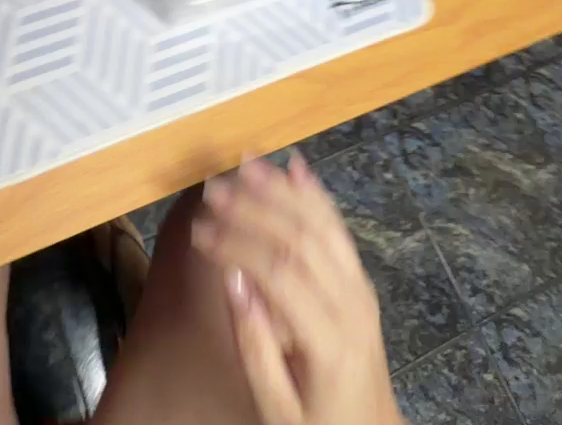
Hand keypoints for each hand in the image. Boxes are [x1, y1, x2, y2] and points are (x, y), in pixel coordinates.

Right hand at [191, 155, 403, 424]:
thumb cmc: (317, 422)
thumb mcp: (277, 406)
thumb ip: (254, 344)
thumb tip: (232, 276)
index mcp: (329, 339)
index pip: (279, 272)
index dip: (237, 243)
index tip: (199, 230)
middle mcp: (352, 304)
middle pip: (302, 239)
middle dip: (255, 206)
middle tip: (213, 188)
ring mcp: (361, 288)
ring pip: (322, 225)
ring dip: (282, 189)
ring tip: (246, 162)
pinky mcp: (361, 280)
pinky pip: (339, 230)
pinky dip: (316, 195)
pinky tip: (296, 167)